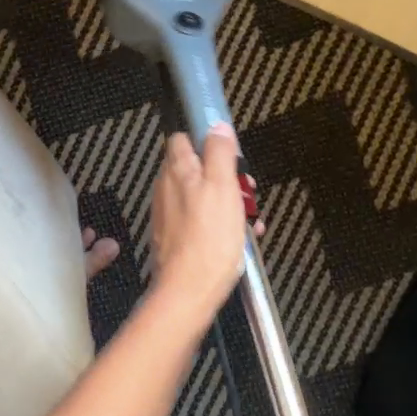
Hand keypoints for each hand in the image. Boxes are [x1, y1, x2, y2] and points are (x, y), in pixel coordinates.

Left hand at [147, 124, 254, 322]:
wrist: (188, 290)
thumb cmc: (209, 236)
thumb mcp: (223, 186)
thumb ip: (220, 153)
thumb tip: (217, 125)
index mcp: (176, 169)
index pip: (184, 139)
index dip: (208, 144)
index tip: (231, 158)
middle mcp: (166, 186)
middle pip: (196, 169)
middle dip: (225, 179)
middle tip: (249, 195)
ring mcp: (167, 212)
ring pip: (201, 197)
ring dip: (227, 205)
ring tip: (251, 223)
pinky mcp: (172, 236)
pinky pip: (198, 220)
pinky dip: (218, 224)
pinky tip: (238, 241)